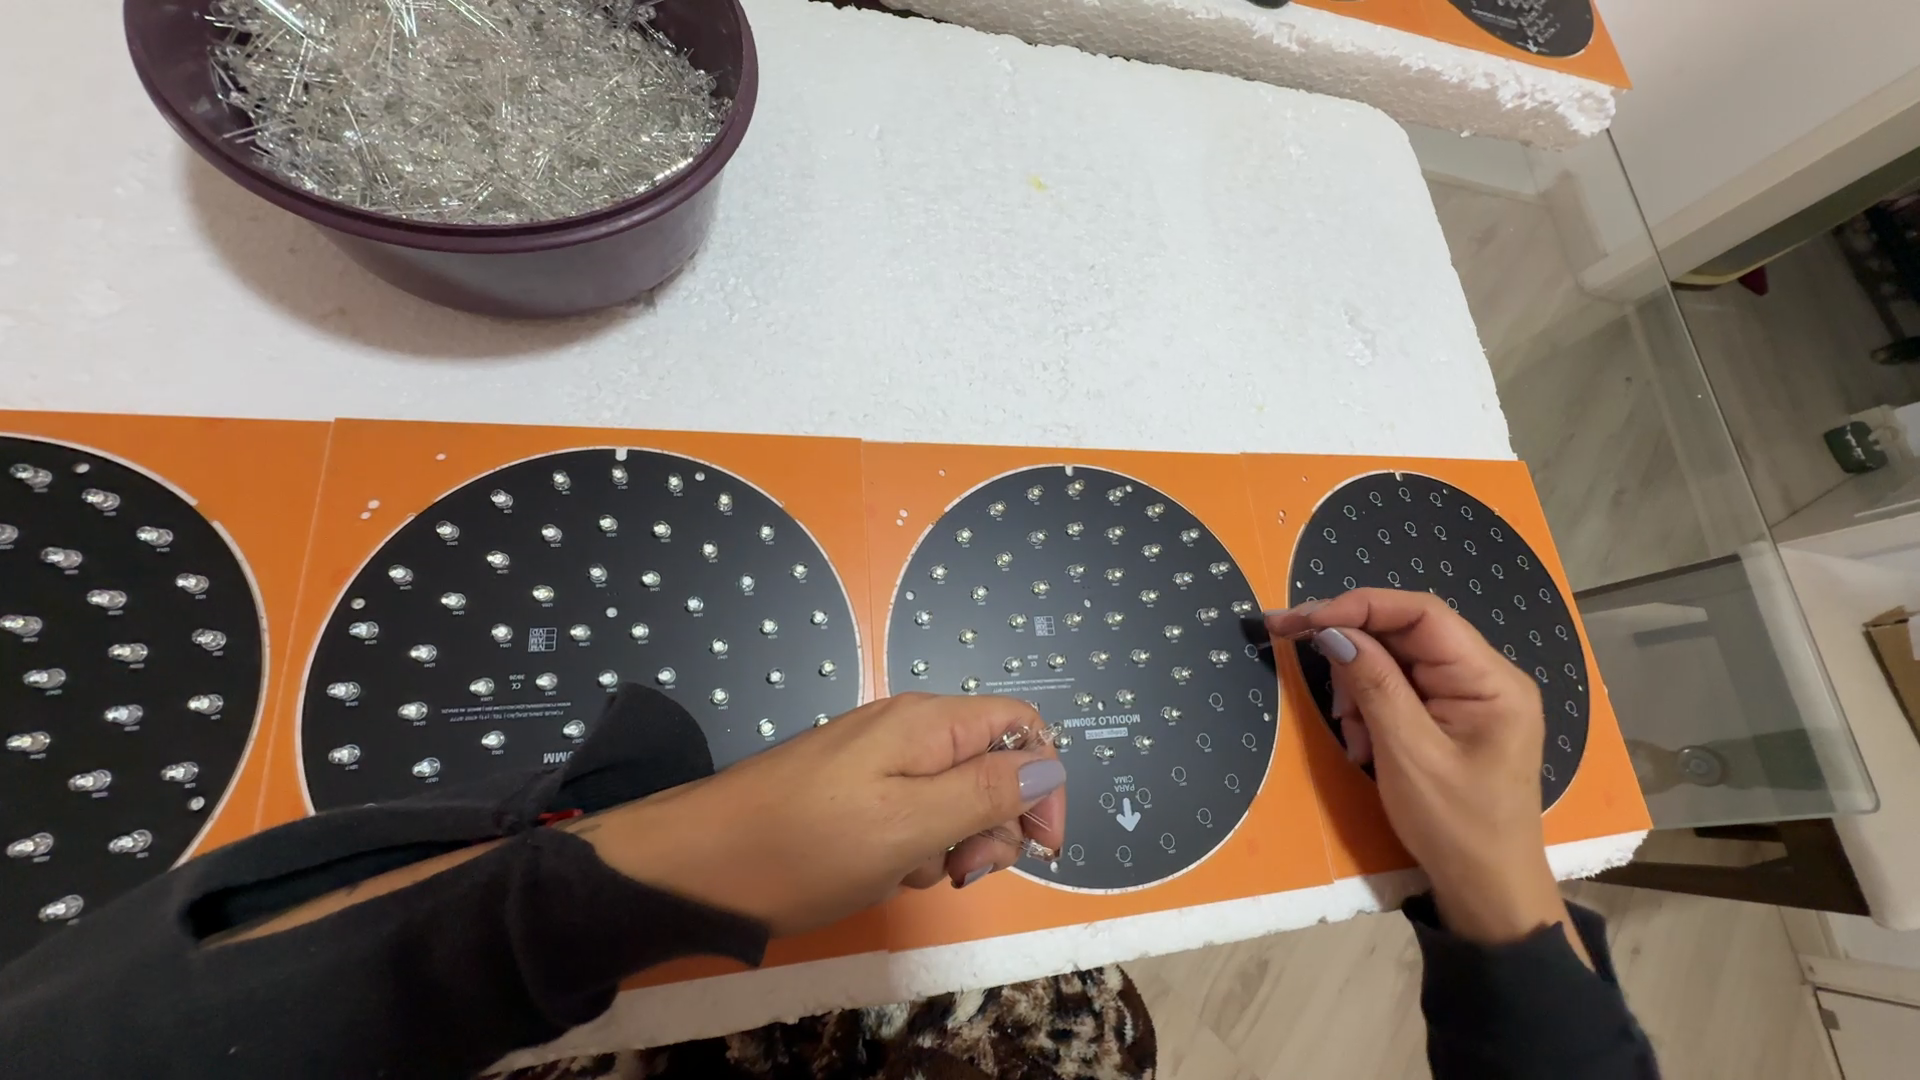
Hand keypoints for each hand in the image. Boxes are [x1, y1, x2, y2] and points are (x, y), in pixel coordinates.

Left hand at [571, 693, 1068, 936]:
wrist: (700, 863)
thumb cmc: (809, 844)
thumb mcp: (909, 825)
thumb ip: (985, 792)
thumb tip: (1049, 767)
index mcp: (930, 724)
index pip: (1021, 727)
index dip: (1043, 781)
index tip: (1039, 846)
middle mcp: (912, 731)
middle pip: (992, 764)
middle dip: (993, 822)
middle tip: (962, 869)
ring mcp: (882, 760)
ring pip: (954, 797)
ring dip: (951, 842)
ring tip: (909, 872)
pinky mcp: (859, 791)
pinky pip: (914, 814)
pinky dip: (914, 847)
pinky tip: (883, 871)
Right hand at [1266, 589, 1585, 961]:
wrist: (1486, 889)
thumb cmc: (1454, 824)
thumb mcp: (1407, 752)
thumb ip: (1372, 683)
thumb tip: (1331, 630)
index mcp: (1490, 680)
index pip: (1421, 614)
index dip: (1359, 606)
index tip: (1305, 619)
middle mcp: (1483, 676)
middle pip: (1404, 632)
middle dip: (1350, 645)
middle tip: (1293, 646)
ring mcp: (1467, 695)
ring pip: (1393, 658)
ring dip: (1356, 684)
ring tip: (1350, 731)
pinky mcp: (1448, 713)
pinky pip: (1396, 687)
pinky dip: (1367, 705)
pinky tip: (1362, 740)